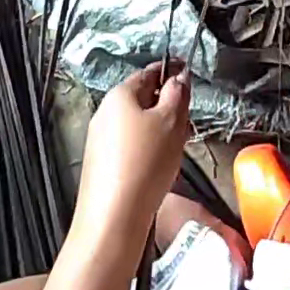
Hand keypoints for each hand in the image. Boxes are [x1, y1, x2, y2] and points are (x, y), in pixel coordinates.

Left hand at [75, 61, 192, 243]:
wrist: (113, 217)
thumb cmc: (144, 163)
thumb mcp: (170, 122)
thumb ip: (178, 94)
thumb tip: (179, 77)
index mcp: (119, 95)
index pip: (149, 72)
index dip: (171, 72)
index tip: (189, 75)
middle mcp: (105, 112)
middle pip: (143, 99)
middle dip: (168, 106)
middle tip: (187, 121)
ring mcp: (100, 138)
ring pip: (138, 123)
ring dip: (161, 129)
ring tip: (177, 147)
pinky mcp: (102, 163)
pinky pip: (131, 145)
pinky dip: (149, 148)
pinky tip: (160, 166)